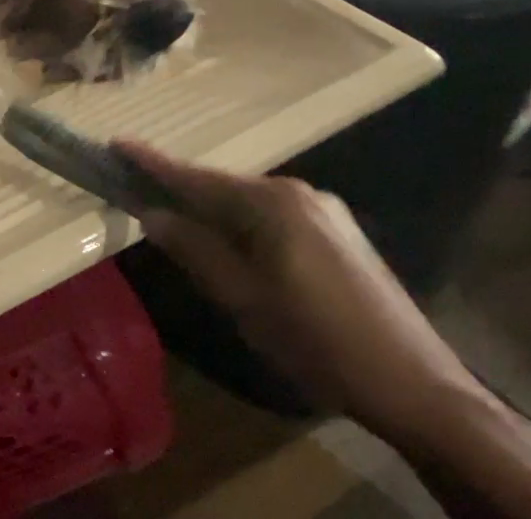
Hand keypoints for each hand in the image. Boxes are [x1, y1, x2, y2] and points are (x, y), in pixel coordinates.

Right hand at [121, 141, 481, 438]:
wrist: (415, 386)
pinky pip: (273, 219)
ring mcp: (325, 213)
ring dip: (213, 215)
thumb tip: (151, 213)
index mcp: (271, 203)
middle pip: (222, 188)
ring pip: (249, 206)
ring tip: (178, 227)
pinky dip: (243, 228)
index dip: (152, 164)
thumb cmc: (316, 340)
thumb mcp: (242, 298)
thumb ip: (194, 249)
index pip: (196, 178)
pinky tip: (231, 250)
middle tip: (138, 197)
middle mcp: (299, 193)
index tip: (115, 143)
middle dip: (181, 193)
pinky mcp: (340, 236)